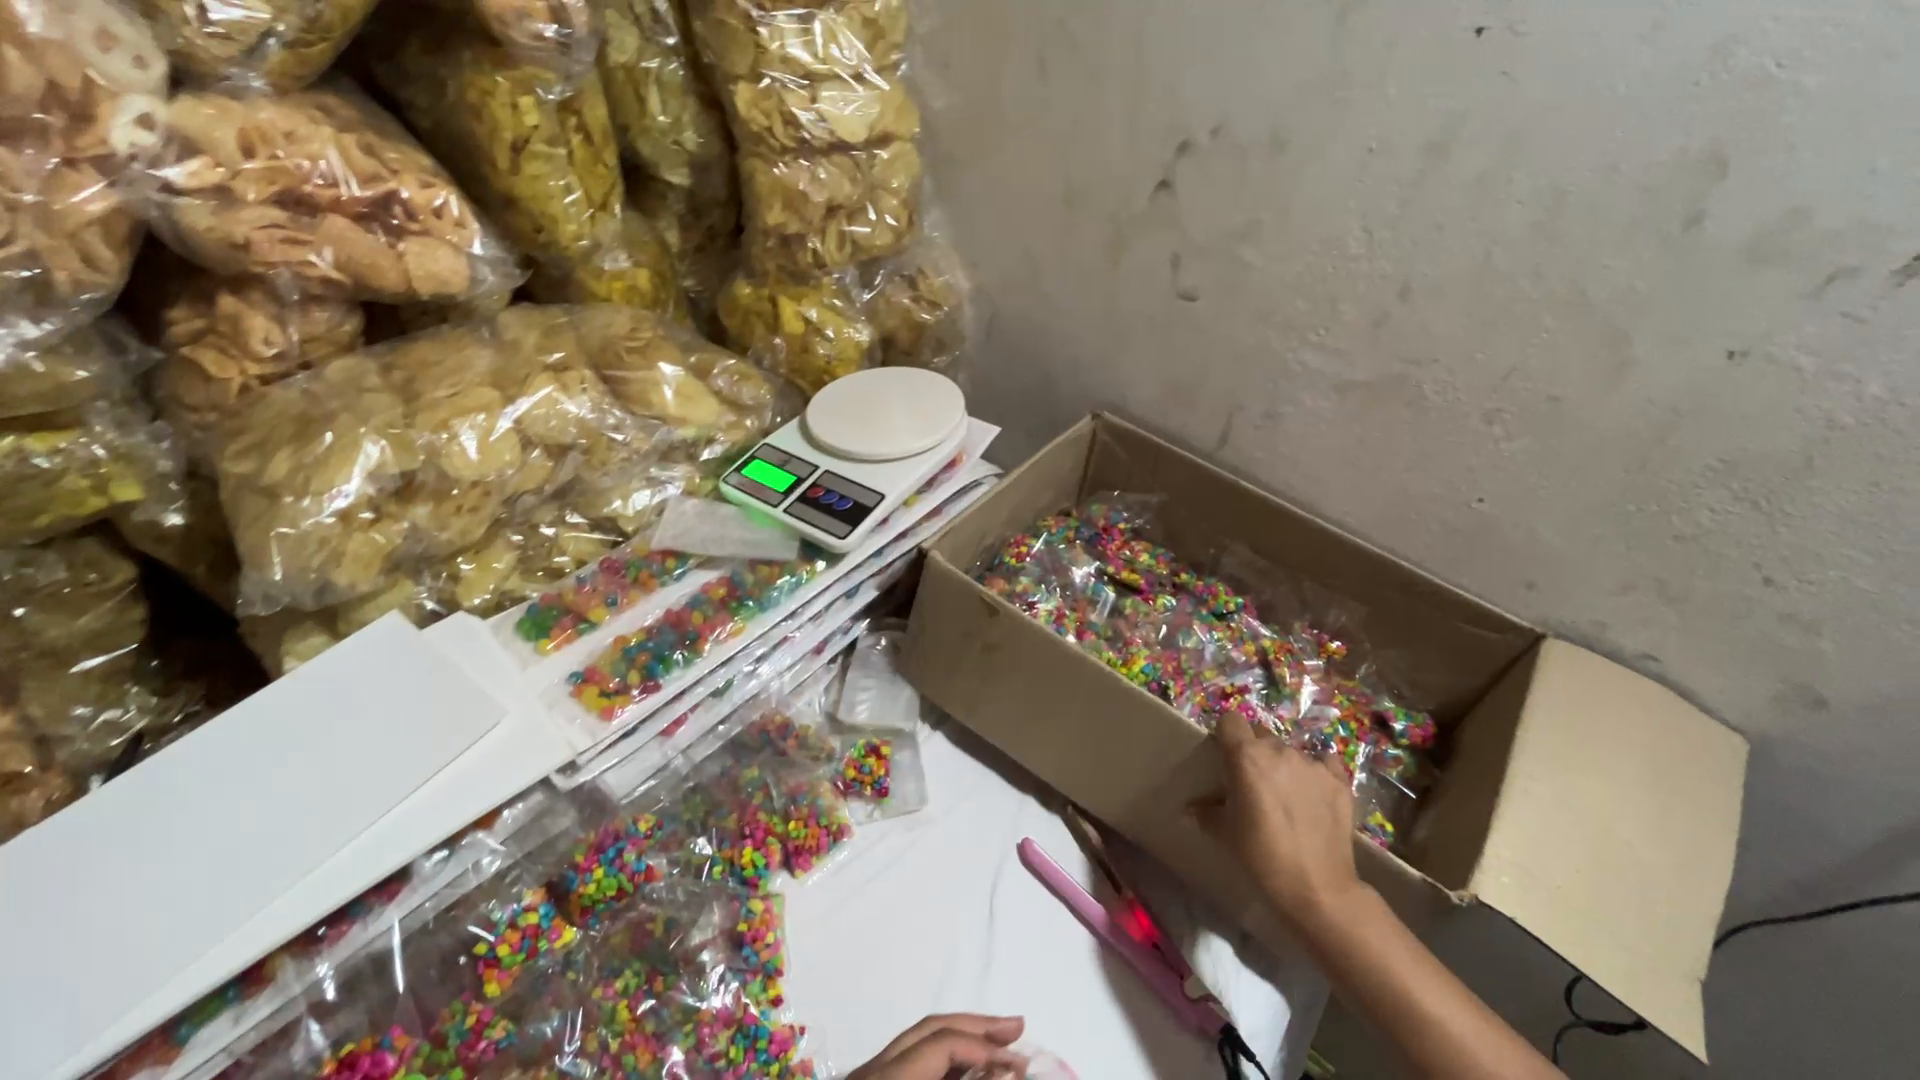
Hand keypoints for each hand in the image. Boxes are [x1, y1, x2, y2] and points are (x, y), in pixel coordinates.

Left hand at [846, 1015, 1026, 1079]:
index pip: (940, 1043)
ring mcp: (869, 1072)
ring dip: (963, 1037)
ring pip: (920, 1040)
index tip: (1019, 1063)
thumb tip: (1006, 1069)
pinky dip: (945, 1056)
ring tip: (1002, 1039)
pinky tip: (970, 1063)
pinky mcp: (874, 1079)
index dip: (983, 1048)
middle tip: (1018, 1027)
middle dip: (976, 1026)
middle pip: (929, 1028)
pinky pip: (912, 1057)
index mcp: (886, 1076)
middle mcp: (873, 1066)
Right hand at [1192, 717, 1364, 930]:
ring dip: (1284, 766)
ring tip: (1286, 797)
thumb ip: (1206, 811)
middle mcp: (1280, 751)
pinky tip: (1314, 796)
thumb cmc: (1260, 856)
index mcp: (1246, 757)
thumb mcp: (1224, 833)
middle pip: (1262, 736)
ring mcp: (1313, 764)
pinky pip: (1323, 763)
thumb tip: (1191, 809)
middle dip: (1255, 753)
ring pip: (1291, 752)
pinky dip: (1315, 774)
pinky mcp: (1339, 781)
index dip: (1226, 735)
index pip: (1231, 721)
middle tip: (1254, 783)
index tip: (1225, 756)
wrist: (1316, 886)